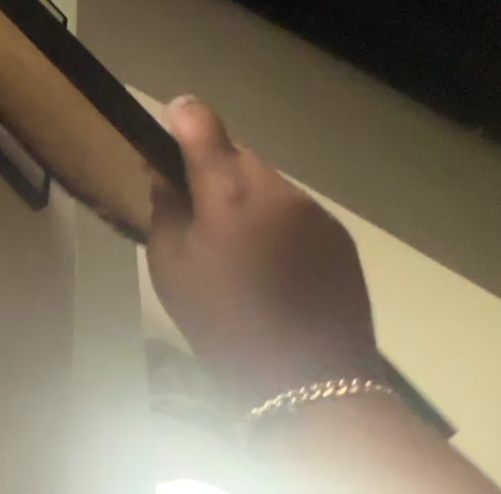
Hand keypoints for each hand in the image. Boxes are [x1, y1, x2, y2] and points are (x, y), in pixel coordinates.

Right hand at [146, 96, 384, 406]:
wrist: (310, 383)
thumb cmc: (220, 319)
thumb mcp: (169, 260)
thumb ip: (165, 205)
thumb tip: (162, 169)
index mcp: (228, 193)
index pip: (202, 125)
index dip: (182, 117)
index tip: (167, 121)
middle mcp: (277, 191)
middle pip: (236, 153)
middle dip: (211, 165)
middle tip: (192, 201)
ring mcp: (314, 213)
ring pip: (264, 179)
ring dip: (242, 191)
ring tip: (230, 235)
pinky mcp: (338, 237)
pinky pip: (291, 207)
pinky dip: (271, 216)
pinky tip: (265, 256)